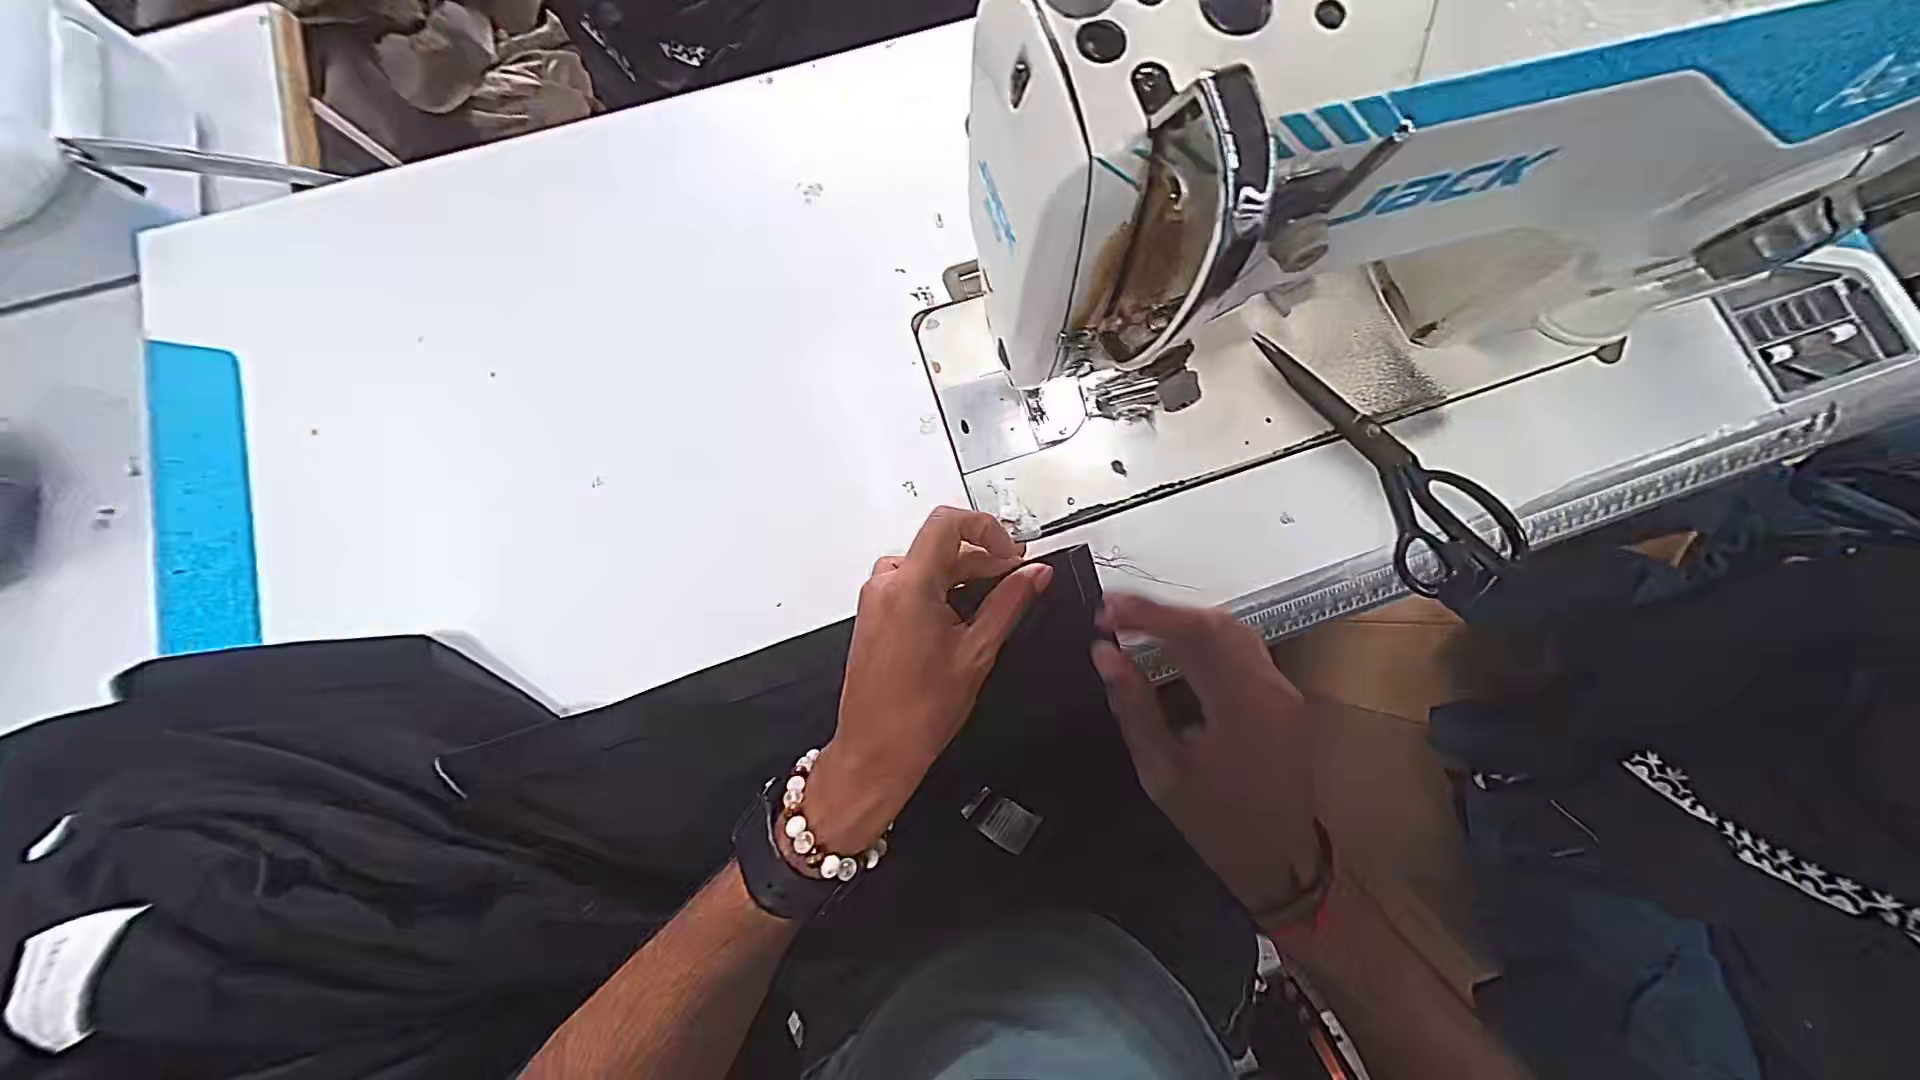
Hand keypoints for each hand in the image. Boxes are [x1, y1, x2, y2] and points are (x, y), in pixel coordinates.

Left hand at [803, 507, 1053, 854]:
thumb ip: (1010, 602)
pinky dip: (939, 586)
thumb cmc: (915, 713)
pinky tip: (961, 612)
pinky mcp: (873, 611)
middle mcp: (885, 584)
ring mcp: (875, 598)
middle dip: (982, 557)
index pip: (948, 522)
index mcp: (910, 586)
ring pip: (926, 562)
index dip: (987, 528)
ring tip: (991, 598)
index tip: (1010, 552)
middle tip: (1014, 577)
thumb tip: (1033, 575)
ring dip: (961, 573)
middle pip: (941, 544)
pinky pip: (910, 581)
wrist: (877, 747)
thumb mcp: (977, 651)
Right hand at [1091, 594, 1317, 914]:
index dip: (1145, 613)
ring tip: (1137, 624)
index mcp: (1239, 707)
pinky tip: (1174, 643)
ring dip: (1182, 620)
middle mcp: (1269, 687)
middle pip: (1214, 621)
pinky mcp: (1284, 694)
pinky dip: (1203, 635)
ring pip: (1231, 628)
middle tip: (1114, 615)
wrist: (1284, 863)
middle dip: (1160, 611)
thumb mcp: (1161, 771)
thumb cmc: (1217, 824)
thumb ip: (1133, 705)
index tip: (1104, 613)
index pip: (1192, 634)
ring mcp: (1283, 689)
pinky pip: (1242, 646)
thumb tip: (1104, 654)